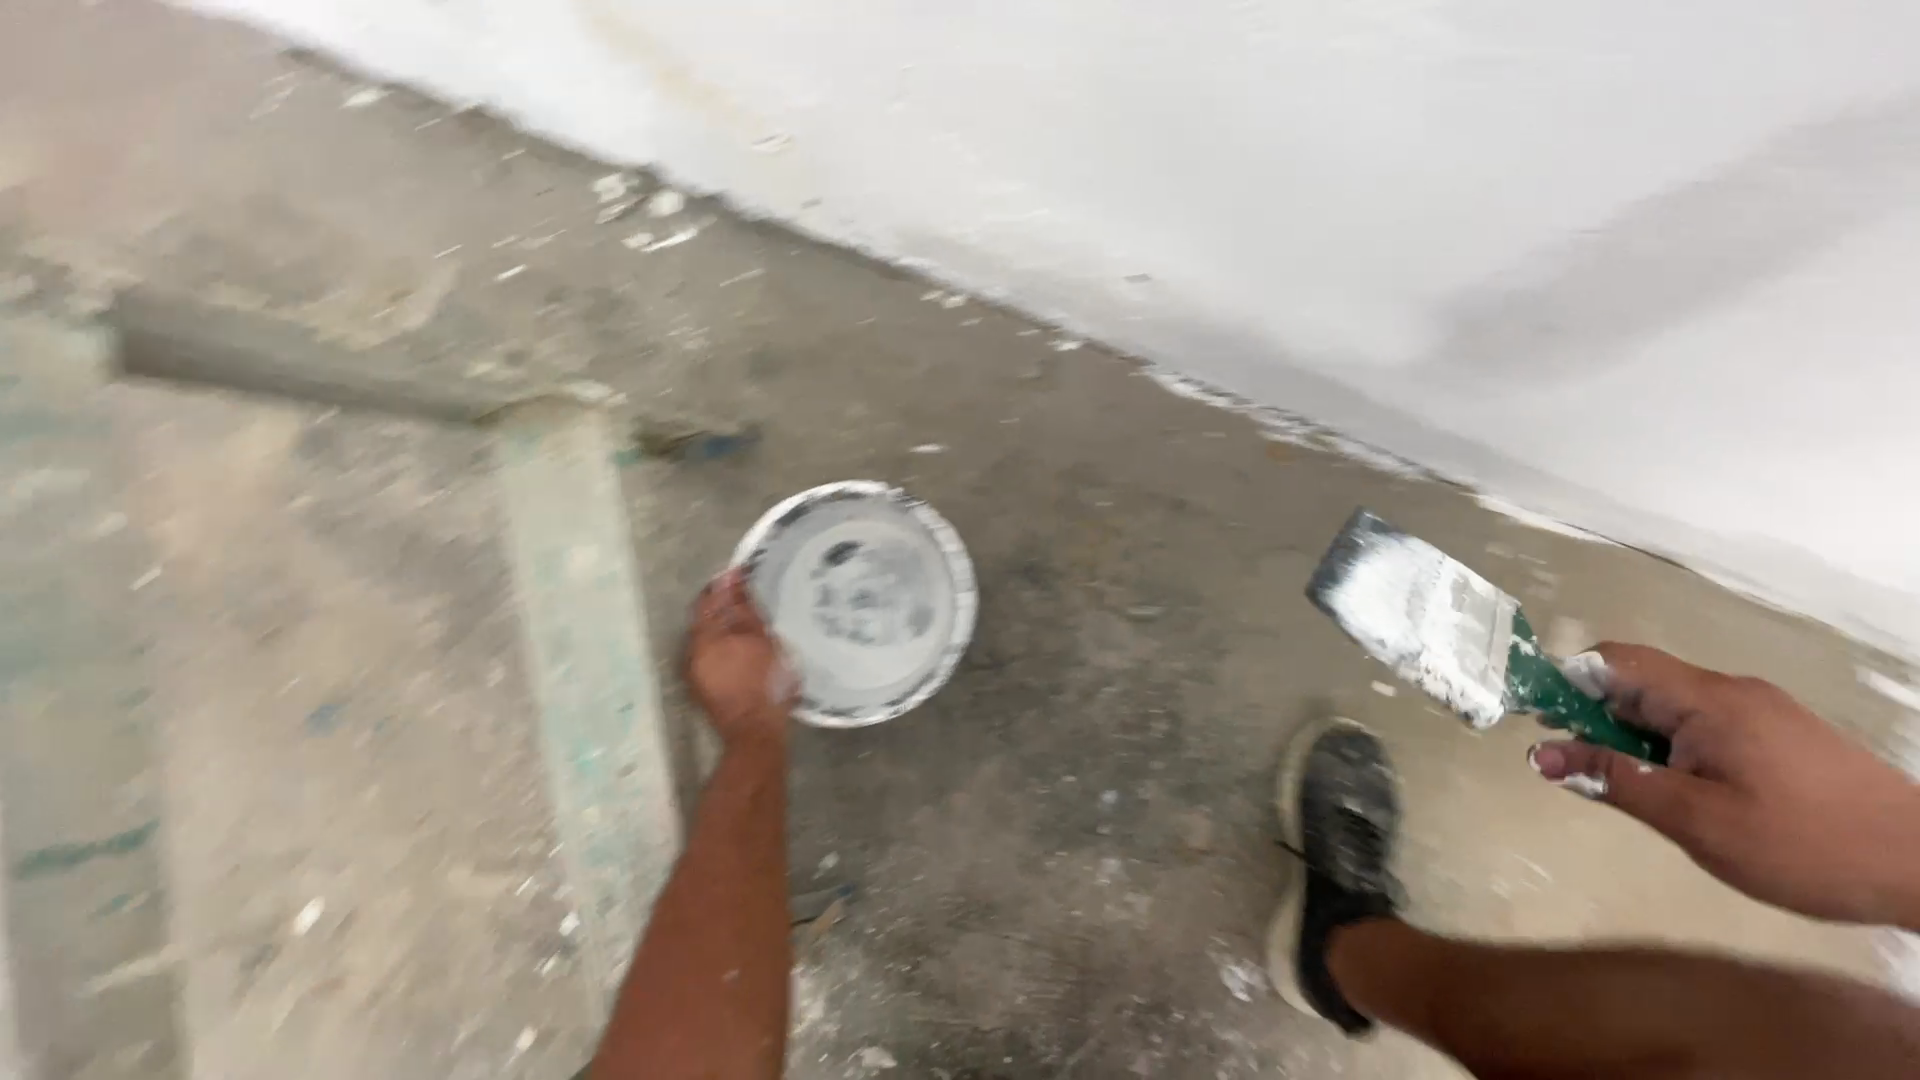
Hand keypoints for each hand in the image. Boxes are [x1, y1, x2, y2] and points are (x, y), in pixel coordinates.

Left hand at [683, 569, 797, 747]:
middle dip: (725, 605)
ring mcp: (695, 672)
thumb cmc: (766, 684)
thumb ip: (746, 610)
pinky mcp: (703, 687)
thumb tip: (733, 580)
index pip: (710, 599)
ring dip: (725, 626)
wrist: (756, 732)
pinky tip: (743, 647)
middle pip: (706, 618)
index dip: (726, 585)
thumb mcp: (763, 641)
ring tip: (748, 620)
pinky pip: (711, 655)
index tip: (742, 574)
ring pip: (708, 637)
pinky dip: (725, 645)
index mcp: (705, 637)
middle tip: (748, 595)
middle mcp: (693, 652)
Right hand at [1528, 643, 1919, 927]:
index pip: (1612, 660)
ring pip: (1667, 704)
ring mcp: (1759, 711)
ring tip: (1632, 783)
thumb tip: (1538, 754)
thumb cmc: (1805, 845)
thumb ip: (1612, 778)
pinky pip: (1700, 721)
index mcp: (1706, 700)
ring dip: (1631, 733)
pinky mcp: (1779, 733)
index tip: (1540, 719)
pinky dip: (1668, 743)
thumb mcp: (1694, 819)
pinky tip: (1681, 786)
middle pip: (1636, 680)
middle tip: (1580, 762)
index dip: (1565, 680)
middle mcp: (1730, 691)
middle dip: (1594, 714)